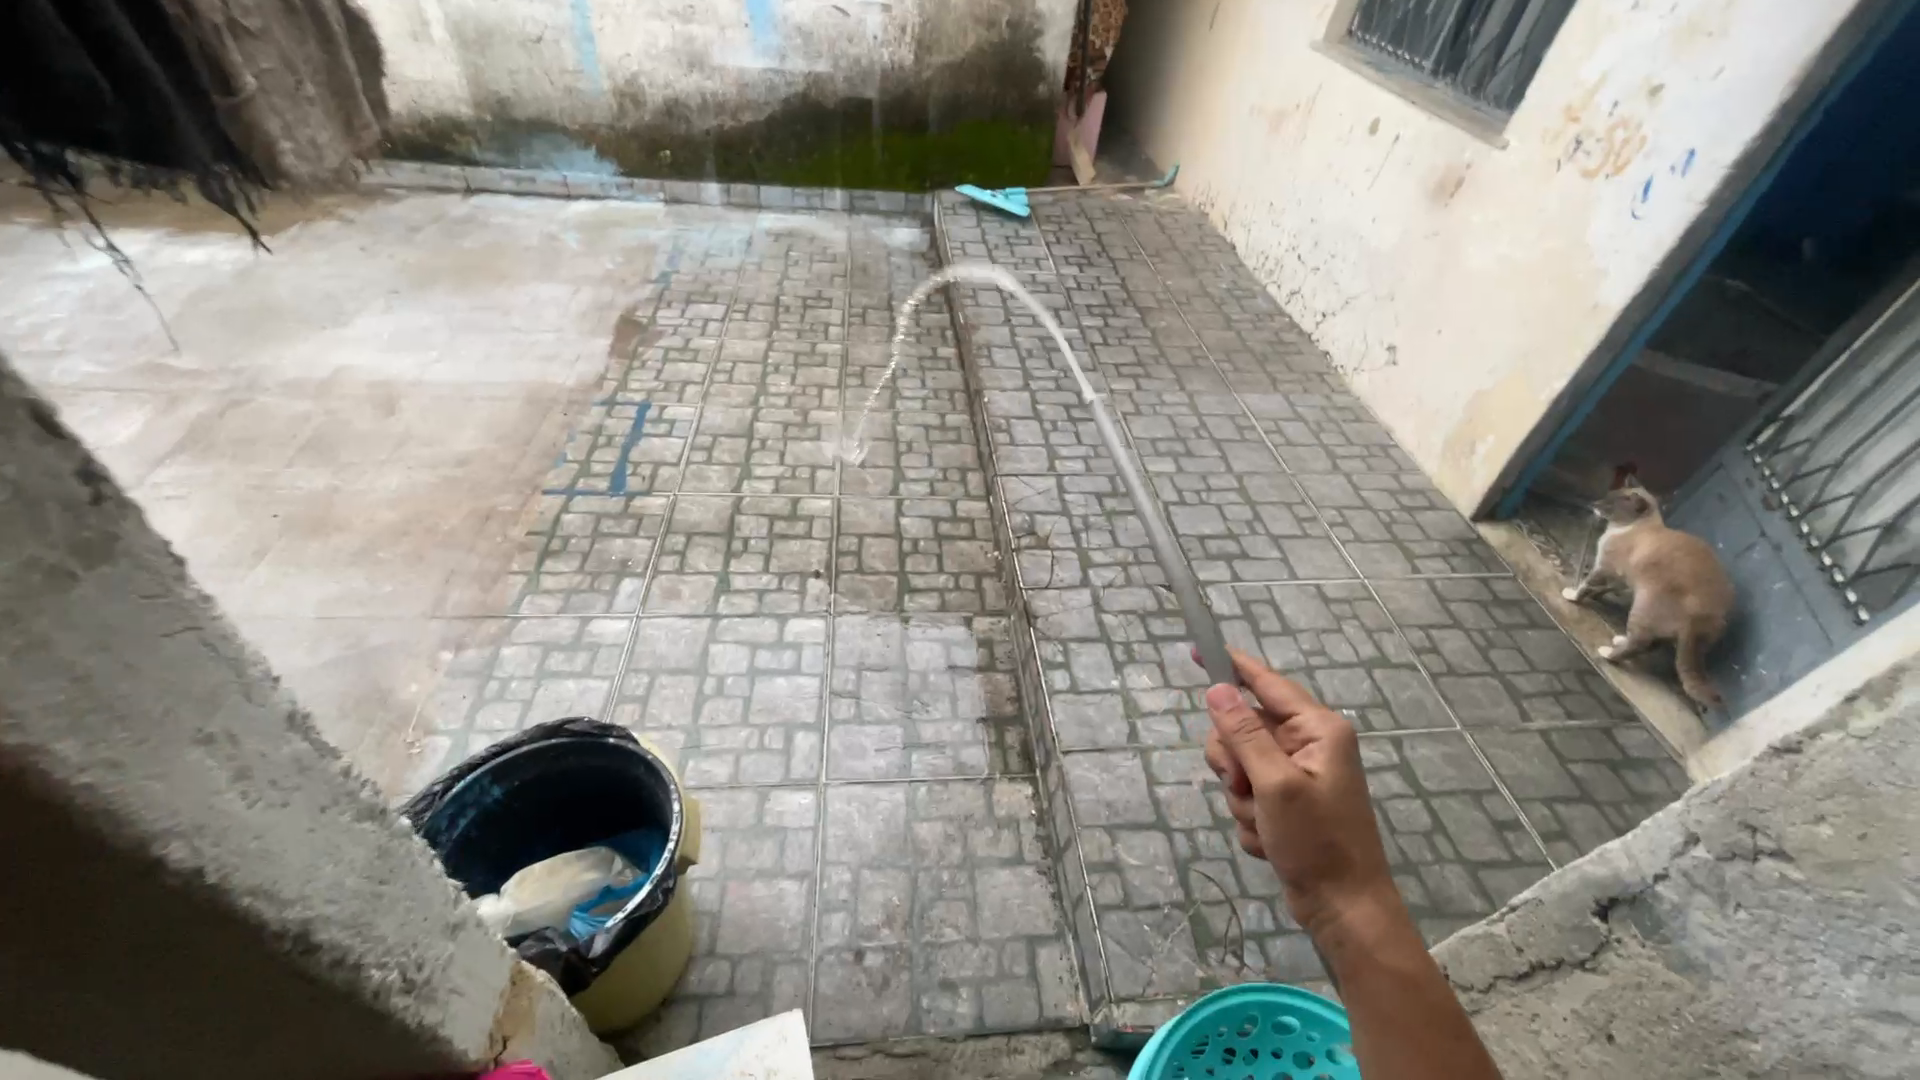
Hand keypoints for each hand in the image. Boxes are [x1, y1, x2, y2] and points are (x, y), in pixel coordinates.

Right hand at [1202, 646, 1397, 936]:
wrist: (1343, 909)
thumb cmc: (1318, 842)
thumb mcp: (1275, 785)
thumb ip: (1244, 734)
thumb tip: (1217, 689)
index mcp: (1317, 729)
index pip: (1266, 683)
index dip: (1231, 666)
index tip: (1198, 650)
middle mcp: (1307, 744)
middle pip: (1242, 727)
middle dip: (1233, 762)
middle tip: (1244, 787)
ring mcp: (1296, 773)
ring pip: (1238, 764)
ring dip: (1240, 796)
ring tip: (1263, 822)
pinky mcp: (1286, 800)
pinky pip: (1246, 793)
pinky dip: (1249, 816)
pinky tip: (1269, 839)